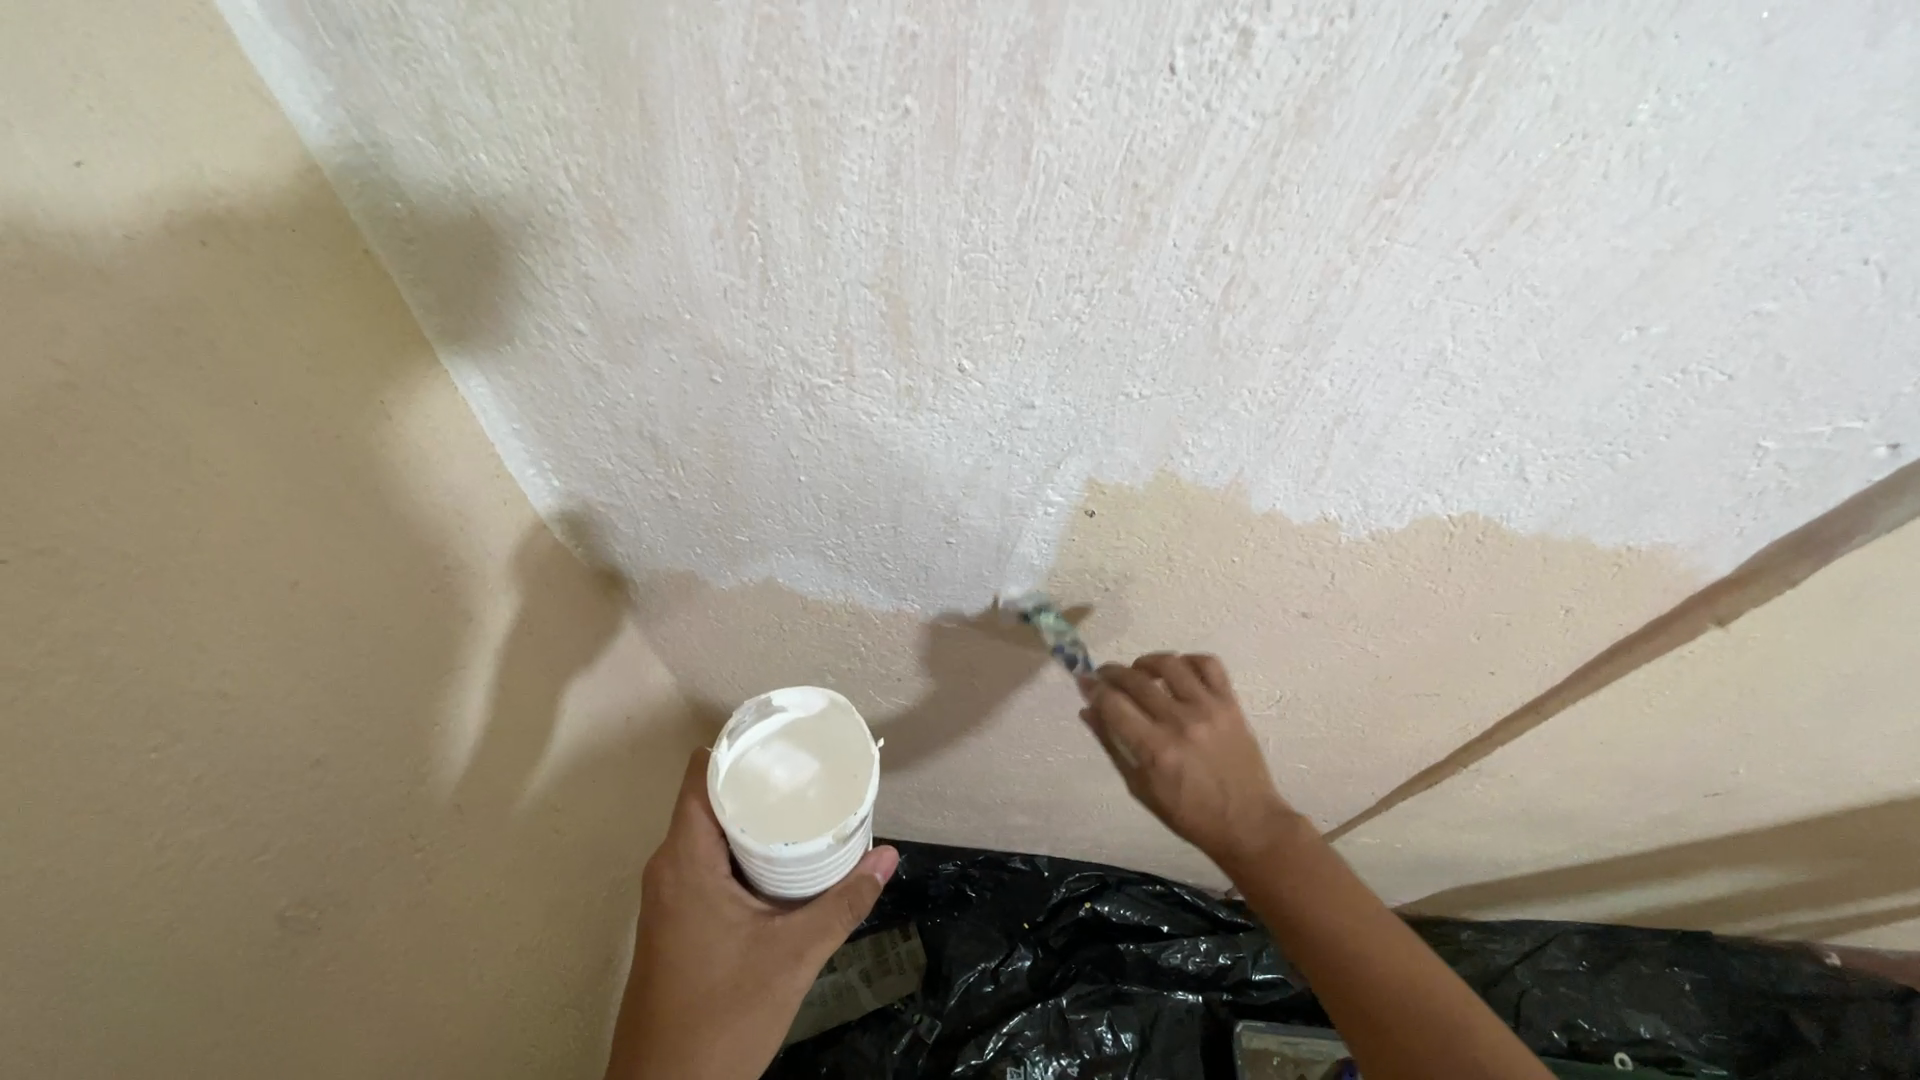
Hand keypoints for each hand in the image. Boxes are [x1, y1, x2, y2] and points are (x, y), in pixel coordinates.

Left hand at [604, 750, 899, 1079]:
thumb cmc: (723, 1016)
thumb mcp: (794, 957)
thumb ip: (843, 902)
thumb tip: (888, 856)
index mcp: (685, 861)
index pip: (704, 774)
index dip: (742, 745)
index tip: (788, 735)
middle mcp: (669, 866)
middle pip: (711, 797)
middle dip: (760, 777)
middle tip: (813, 766)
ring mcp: (669, 893)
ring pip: (710, 829)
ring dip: (753, 813)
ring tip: (807, 800)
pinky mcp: (677, 916)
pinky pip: (708, 858)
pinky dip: (743, 844)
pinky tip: (783, 853)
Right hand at [1080, 653, 1296, 870]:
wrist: (1248, 822)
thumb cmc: (1189, 814)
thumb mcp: (1140, 788)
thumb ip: (1113, 745)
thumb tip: (1088, 710)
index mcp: (1155, 750)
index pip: (1113, 704)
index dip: (1093, 688)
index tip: (1084, 682)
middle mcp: (1180, 723)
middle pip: (1136, 680)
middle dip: (1112, 673)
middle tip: (1104, 675)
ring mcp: (1209, 710)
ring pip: (1170, 665)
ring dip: (1146, 661)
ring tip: (1139, 670)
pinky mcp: (1231, 704)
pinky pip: (1209, 665)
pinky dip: (1188, 660)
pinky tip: (1178, 671)